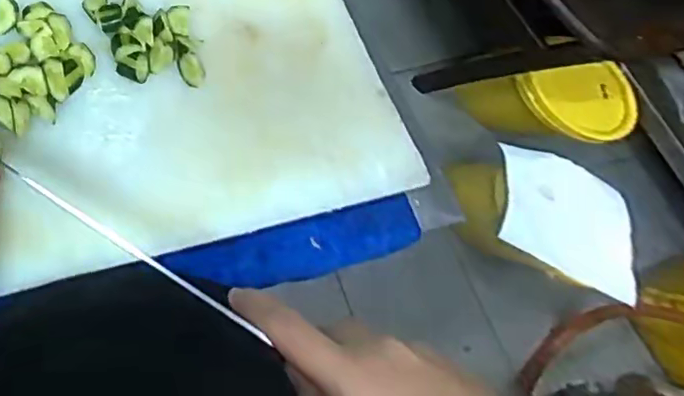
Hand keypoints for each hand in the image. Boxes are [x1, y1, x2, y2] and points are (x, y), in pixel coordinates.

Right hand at [229, 289, 491, 395]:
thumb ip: (317, 391)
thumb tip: (297, 371)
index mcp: (352, 371)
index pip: (287, 327)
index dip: (254, 309)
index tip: (232, 297)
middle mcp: (378, 347)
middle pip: (325, 333)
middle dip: (315, 356)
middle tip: (317, 388)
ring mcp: (419, 352)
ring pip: (364, 346)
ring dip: (354, 367)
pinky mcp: (451, 365)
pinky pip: (400, 359)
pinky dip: (389, 374)